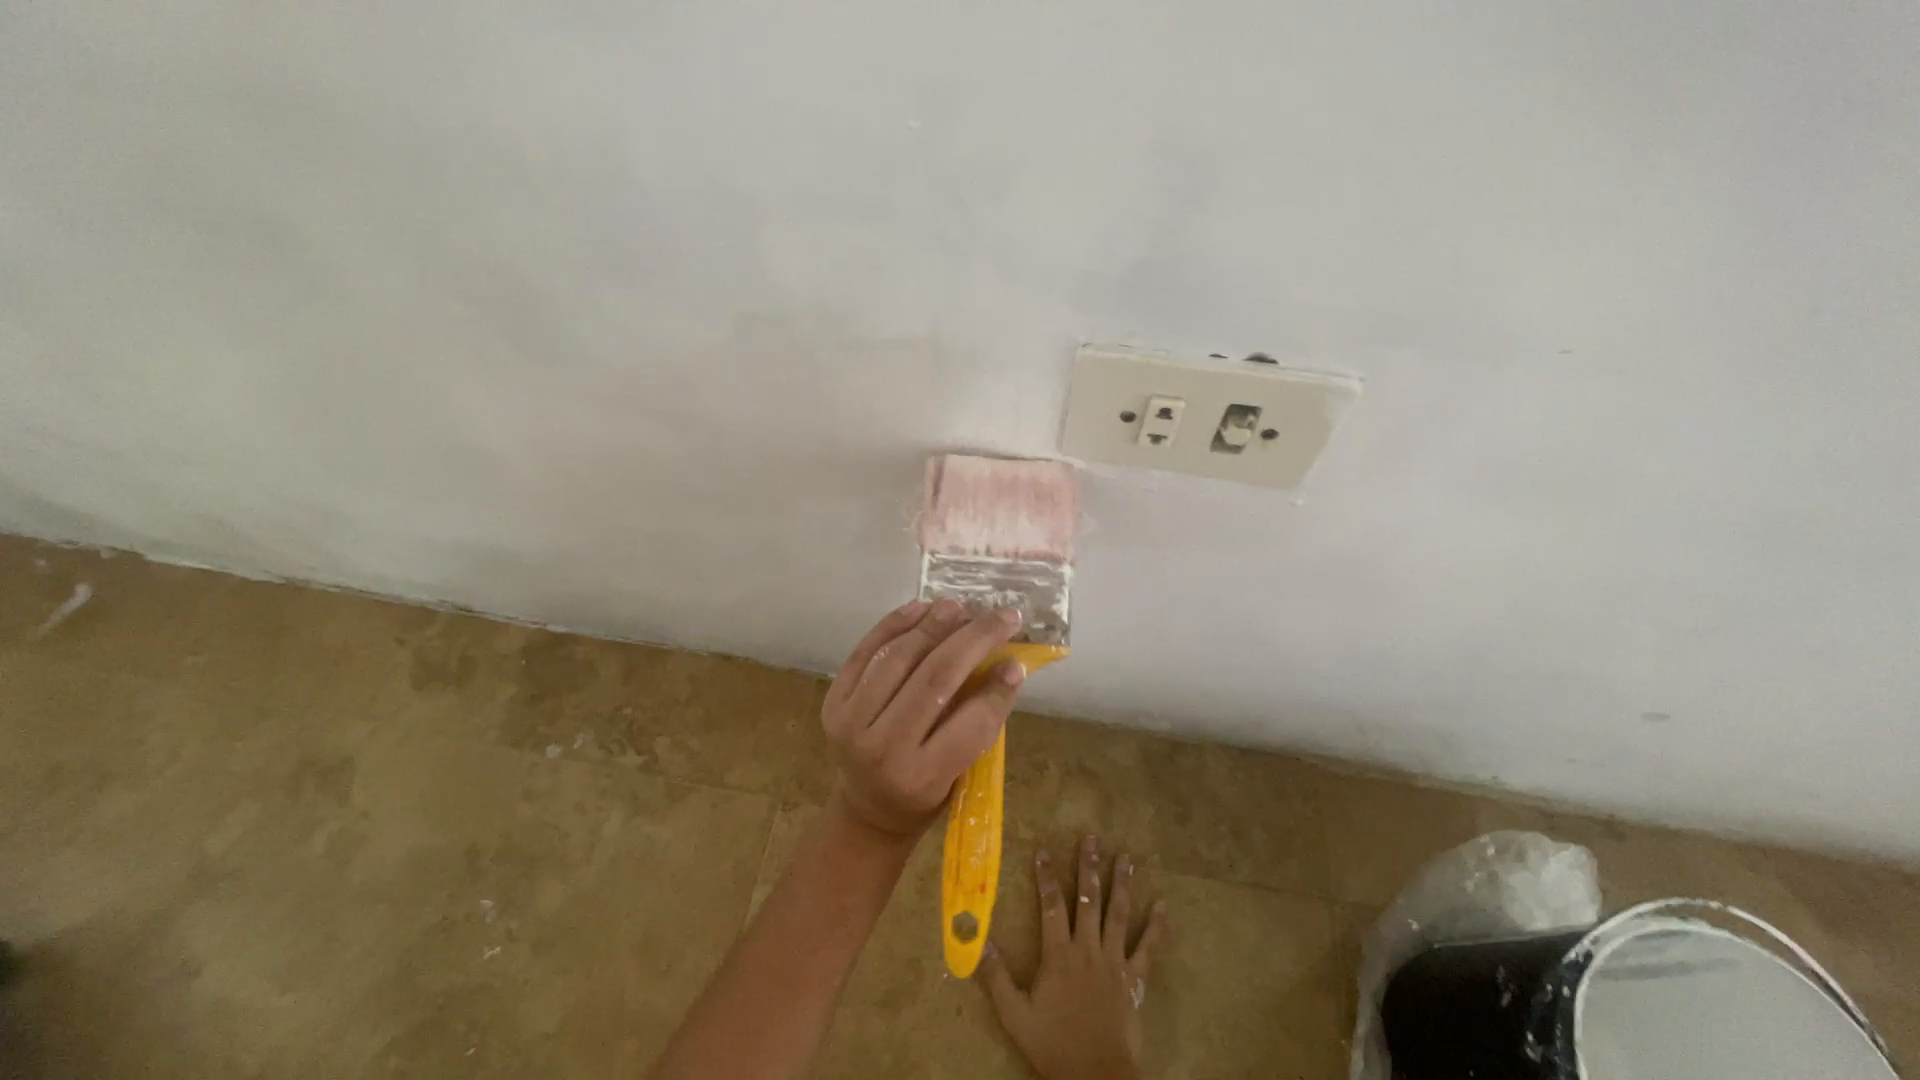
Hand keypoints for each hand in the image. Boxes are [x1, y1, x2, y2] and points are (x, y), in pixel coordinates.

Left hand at [821, 598, 1026, 839]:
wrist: (866, 808)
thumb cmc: (925, 795)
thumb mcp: (959, 774)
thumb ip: (980, 725)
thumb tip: (1009, 667)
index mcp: (922, 777)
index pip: (970, 724)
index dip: (998, 691)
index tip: (1019, 661)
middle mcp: (883, 749)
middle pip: (934, 680)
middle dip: (974, 641)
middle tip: (1002, 617)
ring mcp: (852, 723)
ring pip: (899, 659)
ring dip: (933, 626)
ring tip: (961, 606)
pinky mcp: (833, 702)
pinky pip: (866, 652)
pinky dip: (894, 625)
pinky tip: (922, 608)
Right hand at [979, 837, 1167, 1079]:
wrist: (1096, 1074)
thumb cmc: (1053, 1044)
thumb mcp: (1015, 1014)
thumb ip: (997, 977)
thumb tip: (980, 941)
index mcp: (1058, 955)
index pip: (1051, 906)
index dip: (1046, 877)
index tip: (1043, 851)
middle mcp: (1087, 949)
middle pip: (1088, 899)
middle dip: (1088, 867)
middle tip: (1092, 839)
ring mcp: (1114, 962)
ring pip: (1118, 914)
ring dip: (1121, 884)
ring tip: (1126, 857)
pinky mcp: (1134, 979)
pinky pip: (1148, 948)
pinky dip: (1156, 927)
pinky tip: (1162, 905)